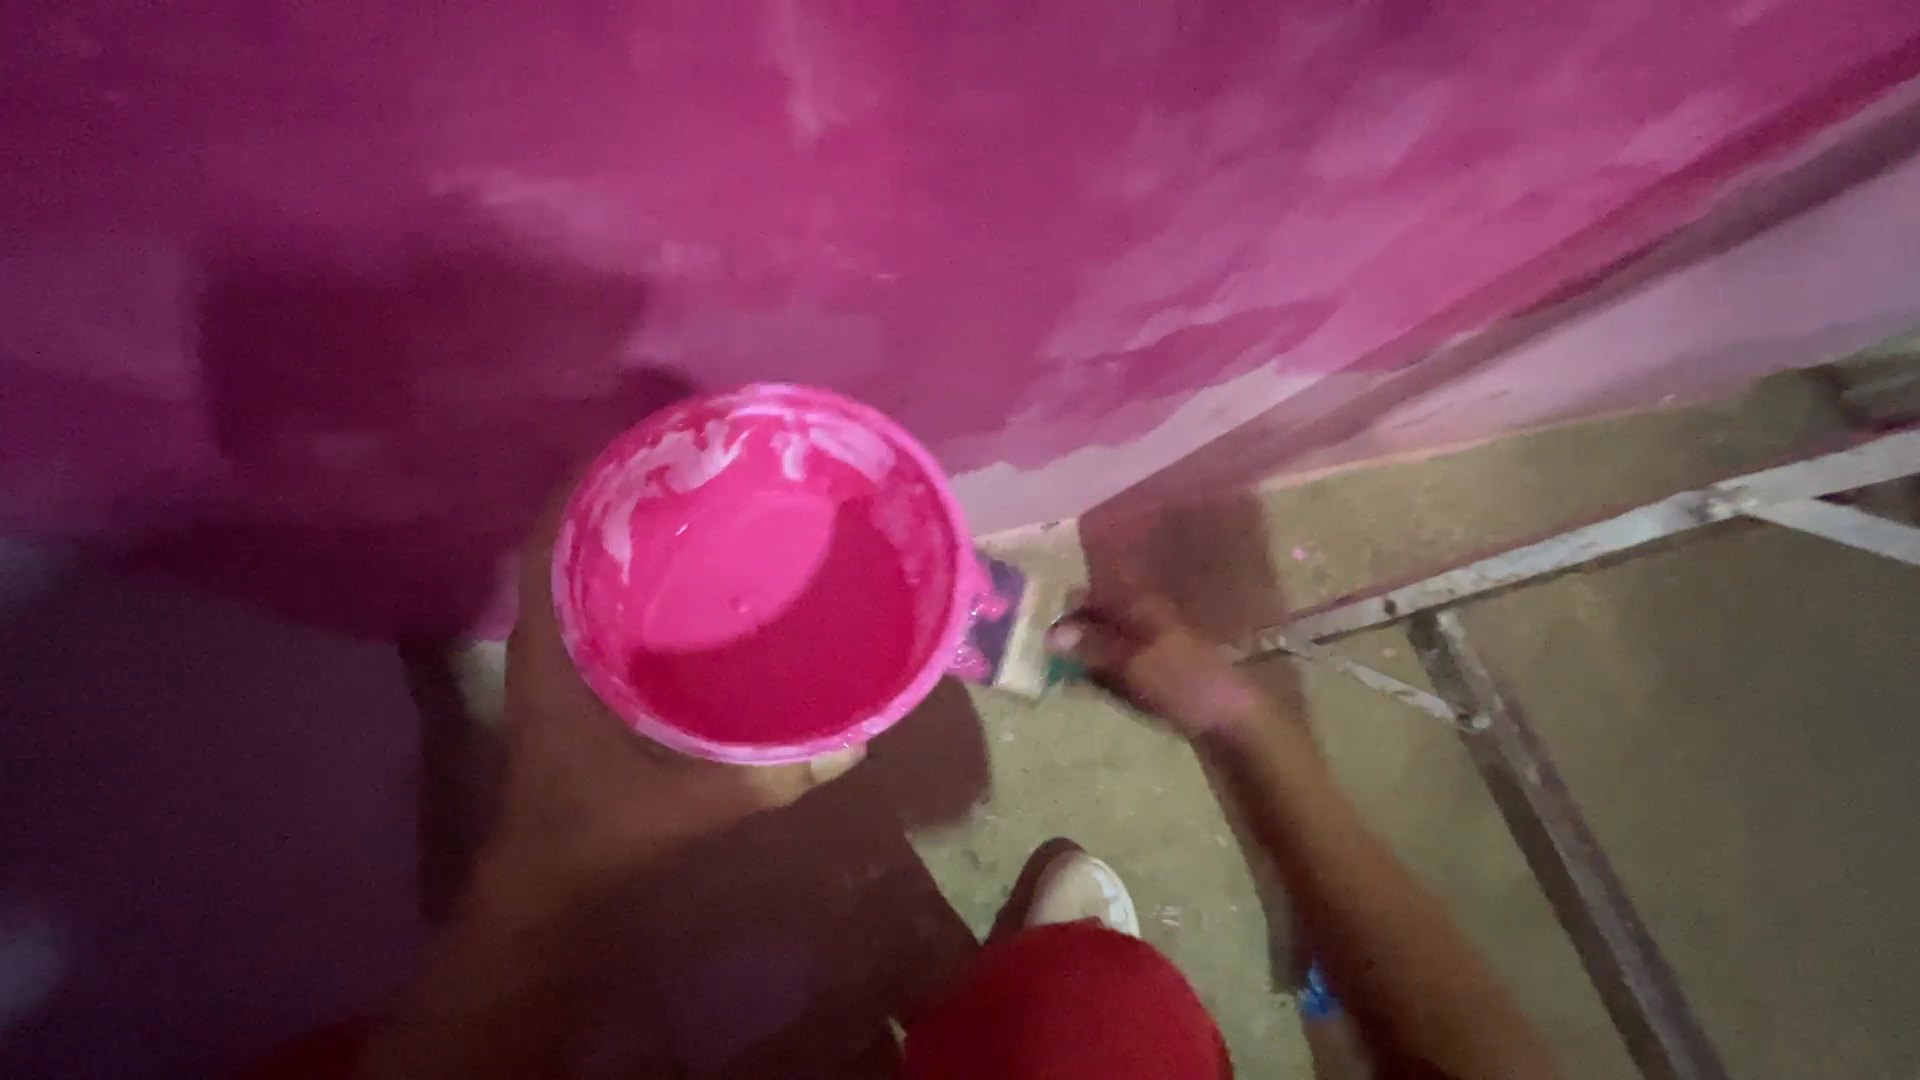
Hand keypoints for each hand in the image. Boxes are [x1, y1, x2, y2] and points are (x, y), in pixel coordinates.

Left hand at [472, 486, 862, 919]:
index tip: (649, 445)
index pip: (553, 538)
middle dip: (626, 494)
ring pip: (590, 568)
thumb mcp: (692, 804)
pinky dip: (641, 576)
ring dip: (634, 531)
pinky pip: (606, 602)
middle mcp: (553, 638)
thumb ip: (772, 774)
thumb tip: (856, 739)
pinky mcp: (584, 676)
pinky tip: (699, 580)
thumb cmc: (601, 837)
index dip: (589, 481)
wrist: (550, 889)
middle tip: (700, 467)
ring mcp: (565, 657)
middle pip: (575, 538)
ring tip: (705, 504)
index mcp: (557, 649)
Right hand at [1047, 596, 1266, 738]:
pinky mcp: (1152, 678)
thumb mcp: (1133, 663)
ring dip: (1080, 659)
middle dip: (1069, 638)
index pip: (1094, 596)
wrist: (1233, 722)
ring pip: (1103, 648)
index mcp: (1141, 608)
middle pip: (1096, 623)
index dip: (1067, 610)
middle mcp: (1142, 624)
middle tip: (1039, 658)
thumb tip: (1050, 633)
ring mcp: (1148, 652)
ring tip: (1053, 674)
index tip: (1039, 631)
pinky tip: (1078, 689)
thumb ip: (1092, 646)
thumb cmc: (1185, 683)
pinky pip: (1114, 672)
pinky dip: (1096, 678)